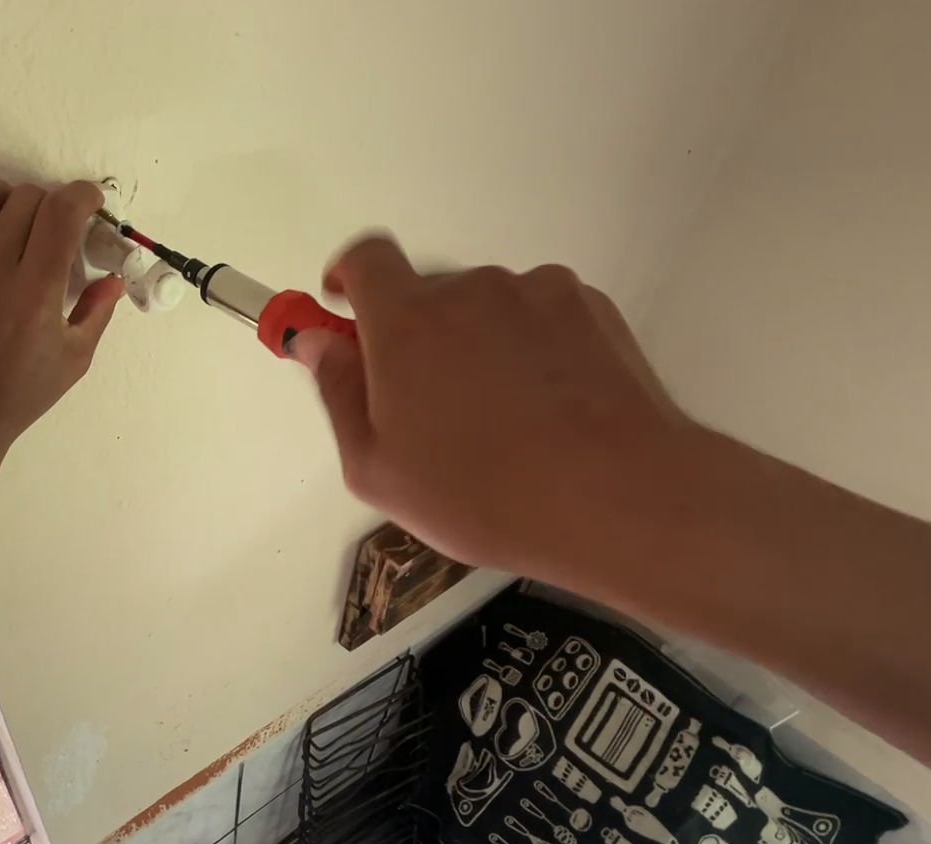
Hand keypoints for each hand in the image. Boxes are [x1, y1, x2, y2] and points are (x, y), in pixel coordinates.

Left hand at [0, 172, 125, 465]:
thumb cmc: (16, 397)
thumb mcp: (71, 363)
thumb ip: (96, 315)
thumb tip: (112, 278)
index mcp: (36, 293)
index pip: (62, 211)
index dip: (82, 194)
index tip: (87, 202)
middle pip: (25, 197)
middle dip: (45, 205)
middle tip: (44, 232)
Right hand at [290, 236, 702, 578]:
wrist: (614, 498)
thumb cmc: (477, 494)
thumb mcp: (375, 467)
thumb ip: (336, 391)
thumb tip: (316, 341)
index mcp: (407, 324)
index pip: (365, 259)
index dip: (346, 276)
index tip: (344, 306)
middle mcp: (472, 289)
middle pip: (425, 292)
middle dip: (412, 336)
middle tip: (423, 408)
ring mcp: (537, 293)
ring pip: (481, 307)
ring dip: (470, 344)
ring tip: (492, 419)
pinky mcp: (589, 307)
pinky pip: (533, 316)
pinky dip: (521, 347)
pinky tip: (537, 408)